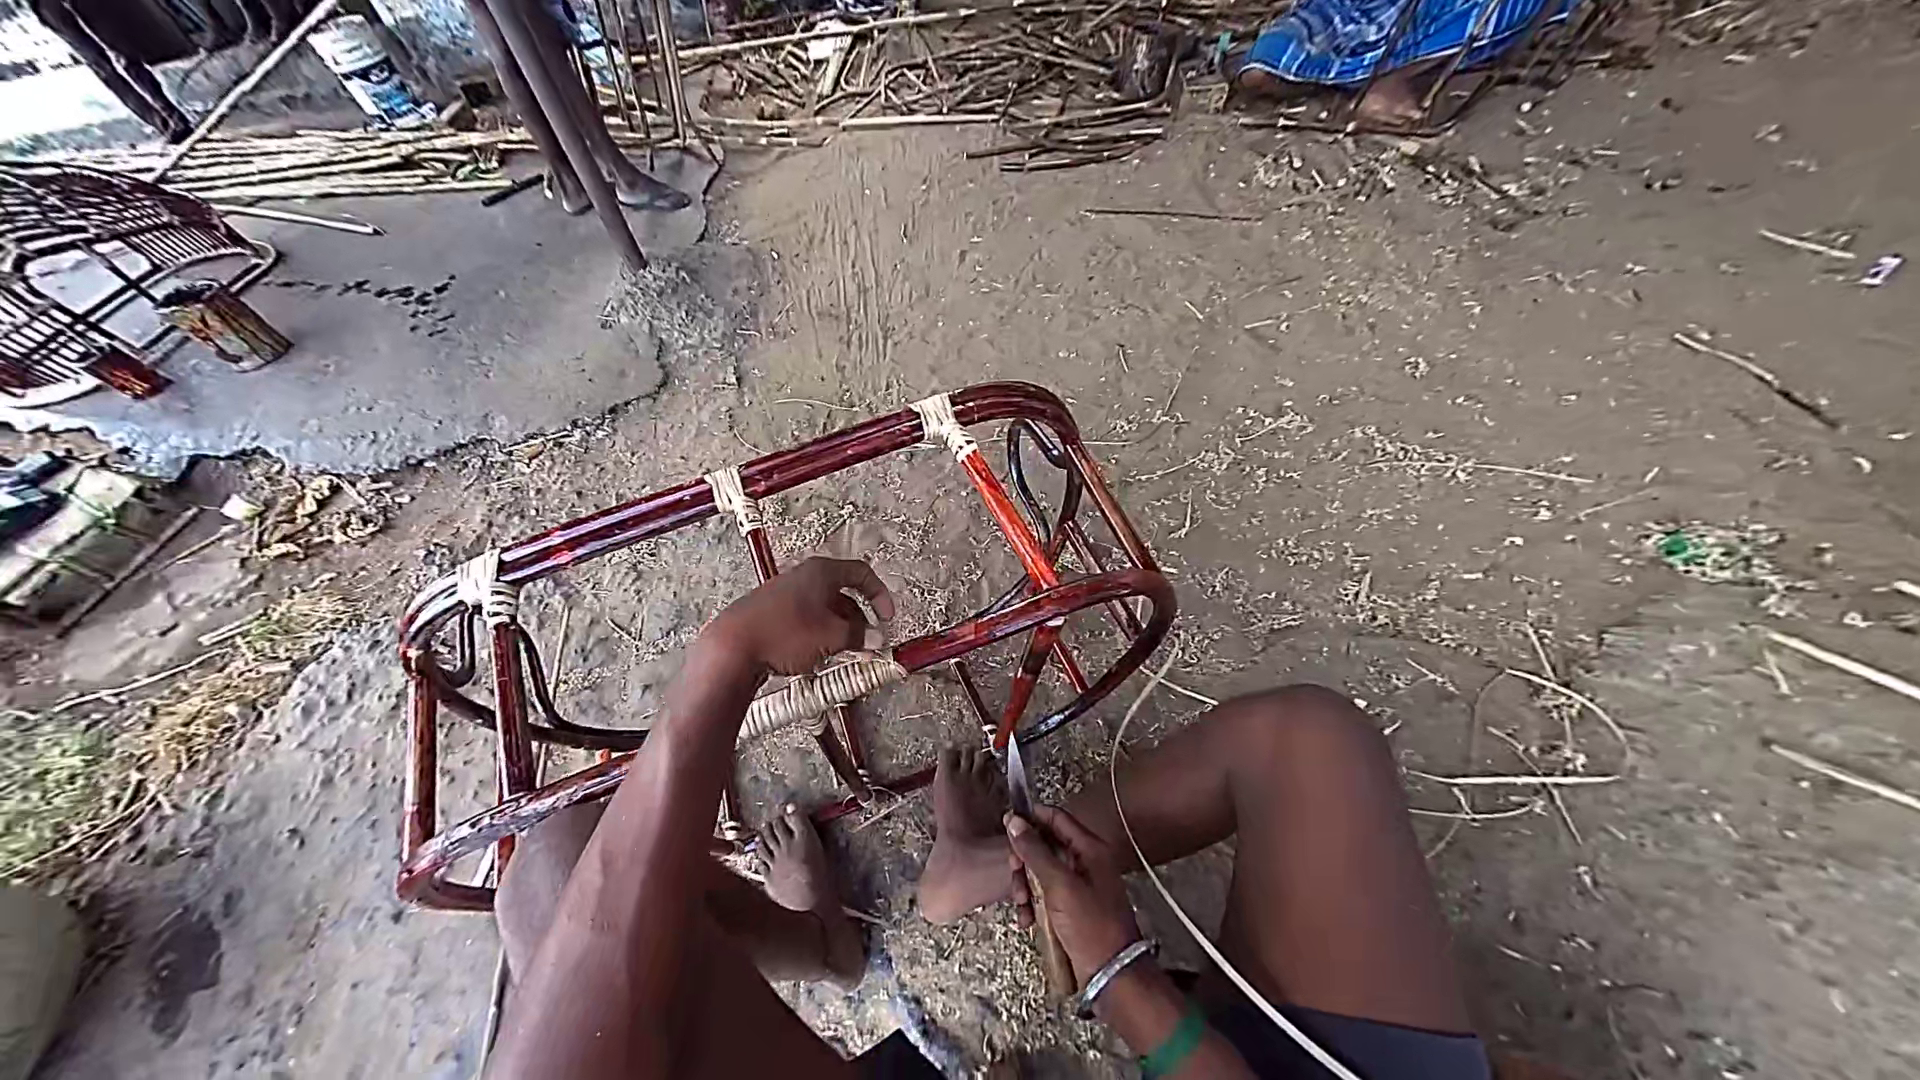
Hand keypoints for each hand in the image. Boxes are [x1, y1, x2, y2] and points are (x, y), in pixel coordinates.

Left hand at [702, 557, 895, 676]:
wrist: (733, 647)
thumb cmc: (782, 633)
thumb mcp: (832, 637)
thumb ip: (860, 637)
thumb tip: (874, 640)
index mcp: (822, 572)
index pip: (862, 574)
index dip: (880, 595)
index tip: (887, 616)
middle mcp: (804, 578)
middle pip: (843, 595)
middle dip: (859, 621)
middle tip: (868, 642)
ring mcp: (786, 595)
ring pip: (824, 611)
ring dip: (840, 631)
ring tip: (844, 653)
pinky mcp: (773, 614)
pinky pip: (806, 621)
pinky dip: (818, 635)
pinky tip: (817, 655)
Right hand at [1004, 805, 1142, 987]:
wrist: (1111, 976)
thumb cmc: (1090, 925)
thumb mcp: (1059, 885)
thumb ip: (1035, 851)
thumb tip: (1014, 820)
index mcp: (1089, 848)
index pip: (1056, 818)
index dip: (1031, 818)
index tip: (1007, 825)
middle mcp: (1084, 862)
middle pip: (1045, 845)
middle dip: (1025, 860)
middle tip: (1014, 875)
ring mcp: (1078, 886)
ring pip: (1041, 871)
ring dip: (1025, 885)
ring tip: (1022, 905)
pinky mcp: (1071, 907)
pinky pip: (1045, 894)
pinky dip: (1033, 904)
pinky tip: (1027, 920)